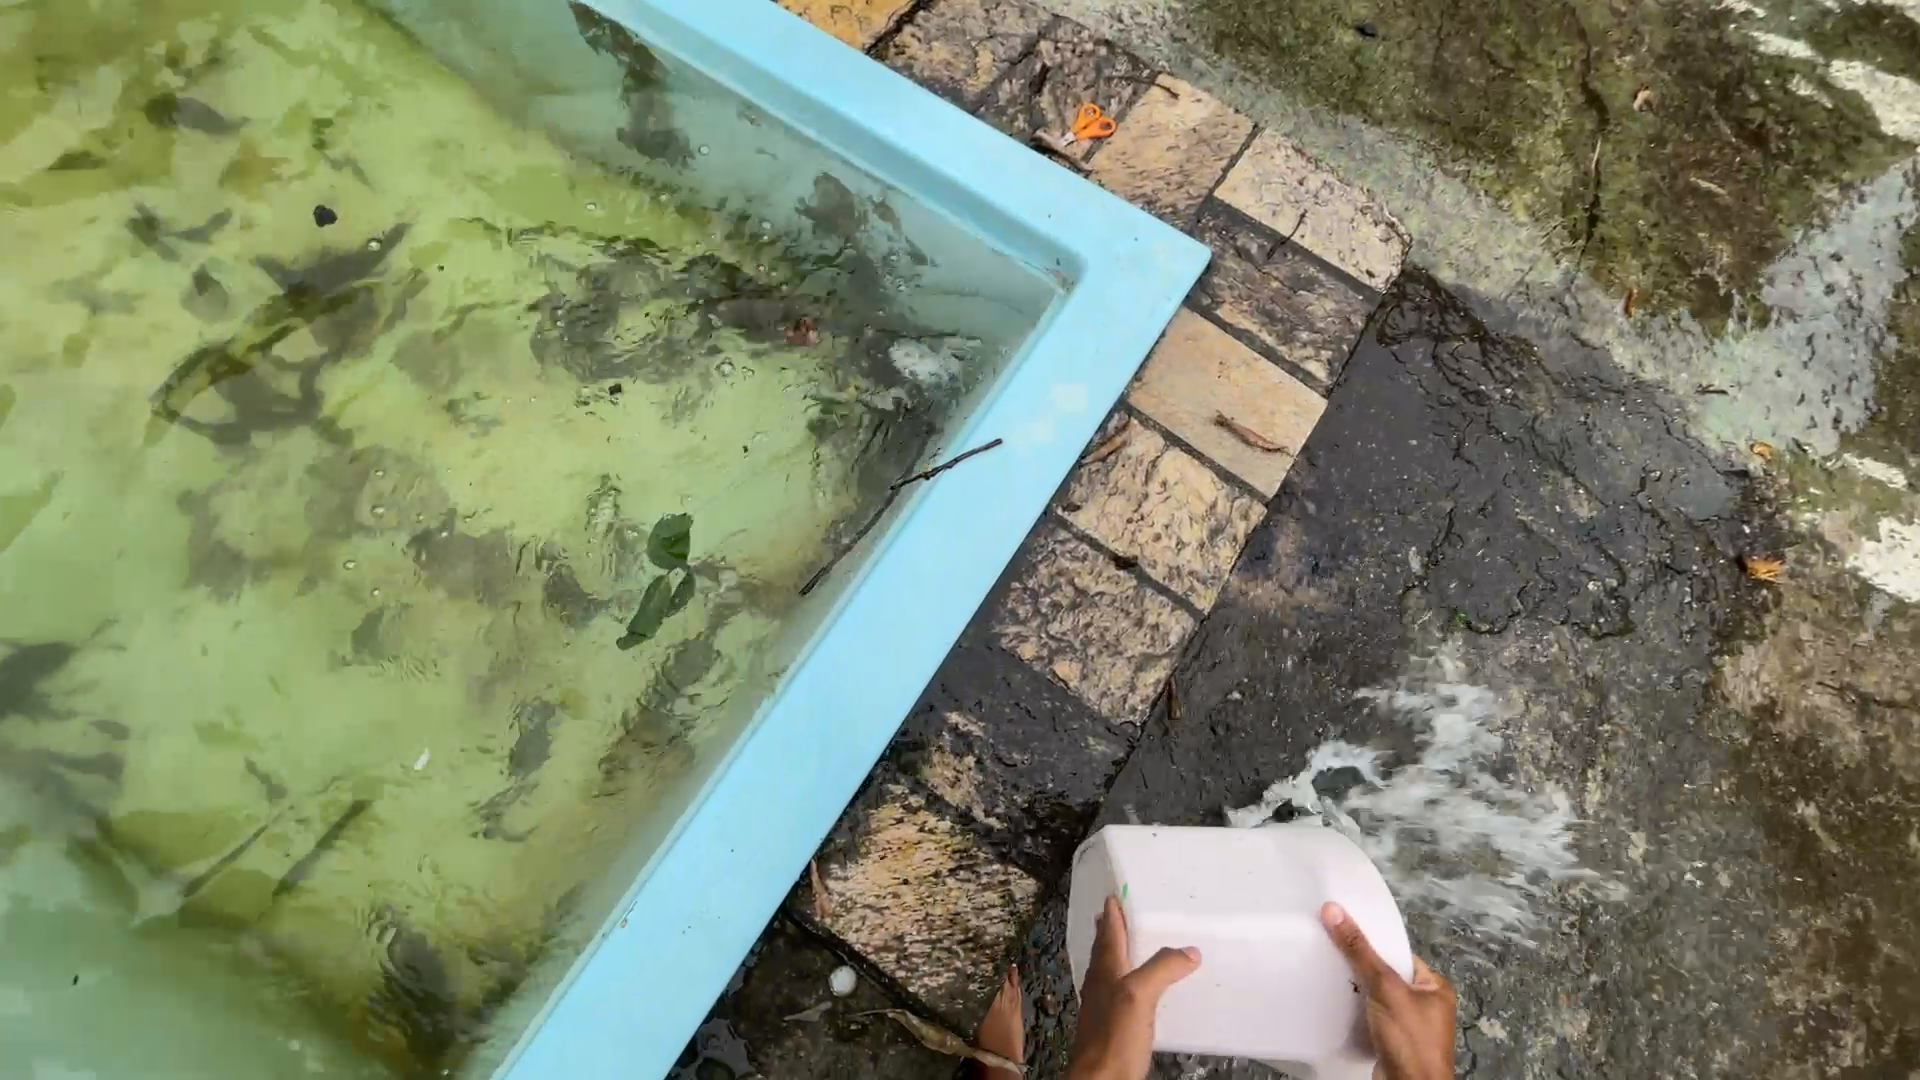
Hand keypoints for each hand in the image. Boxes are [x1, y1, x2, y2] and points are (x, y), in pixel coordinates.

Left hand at [1067, 896, 1200, 1079]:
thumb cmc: (1115, 1035)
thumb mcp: (1140, 996)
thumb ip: (1162, 969)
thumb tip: (1190, 950)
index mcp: (1106, 969)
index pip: (1109, 933)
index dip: (1112, 913)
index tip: (1114, 895)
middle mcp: (1100, 982)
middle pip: (1104, 948)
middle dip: (1110, 931)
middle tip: (1114, 914)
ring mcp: (1102, 1005)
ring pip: (1107, 970)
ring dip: (1114, 953)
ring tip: (1122, 945)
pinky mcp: (1109, 1026)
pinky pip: (1115, 993)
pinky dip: (1123, 981)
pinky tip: (1131, 991)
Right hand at [1320, 902, 1456, 1079]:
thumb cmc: (1409, 1039)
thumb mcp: (1384, 987)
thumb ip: (1358, 949)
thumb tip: (1332, 908)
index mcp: (1435, 988)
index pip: (1398, 952)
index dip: (1372, 940)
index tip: (1343, 928)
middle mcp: (1426, 1004)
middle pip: (1384, 971)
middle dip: (1358, 962)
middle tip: (1329, 944)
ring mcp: (1408, 1024)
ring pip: (1374, 992)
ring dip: (1353, 984)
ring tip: (1326, 965)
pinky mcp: (1391, 1039)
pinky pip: (1368, 1011)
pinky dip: (1352, 1004)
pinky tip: (1332, 995)